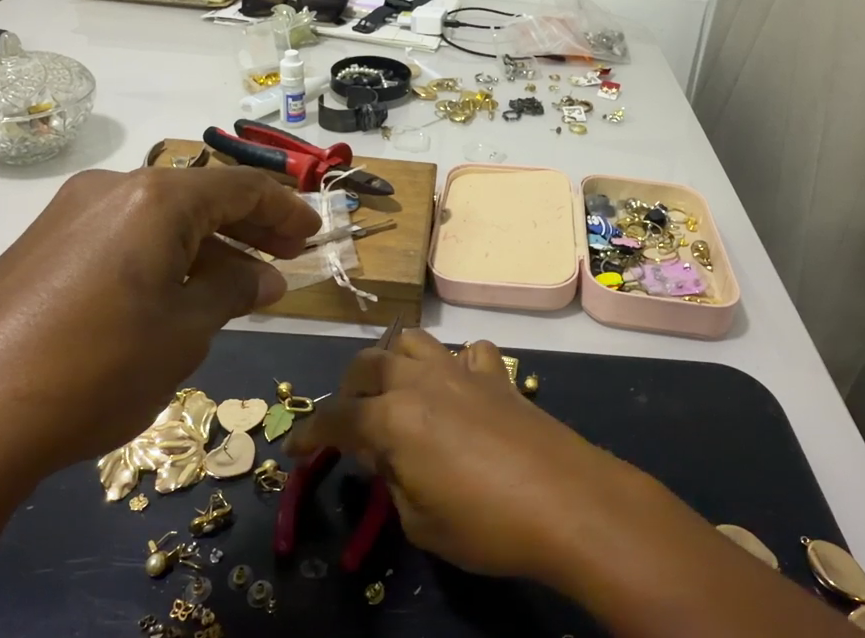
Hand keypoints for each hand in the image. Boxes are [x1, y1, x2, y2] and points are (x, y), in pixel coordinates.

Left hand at [0, 165, 319, 472]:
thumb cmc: (99, 367)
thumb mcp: (185, 333)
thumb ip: (233, 293)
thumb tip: (266, 278)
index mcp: (156, 197)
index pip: (241, 188)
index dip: (285, 210)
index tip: (314, 234)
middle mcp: (111, 190)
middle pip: (198, 196)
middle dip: (248, 226)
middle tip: (286, 257)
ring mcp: (66, 216)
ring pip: (157, 218)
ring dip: (204, 244)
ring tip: (235, 283)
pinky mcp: (37, 248)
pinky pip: (119, 237)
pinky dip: (161, 256)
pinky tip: (173, 293)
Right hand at [287, 330, 638, 579]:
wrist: (568, 502)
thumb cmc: (485, 523)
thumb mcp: (419, 521)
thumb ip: (393, 480)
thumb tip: (388, 458)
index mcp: (391, 418)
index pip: (334, 416)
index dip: (310, 432)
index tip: (296, 448)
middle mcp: (419, 381)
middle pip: (368, 364)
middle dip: (347, 388)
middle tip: (347, 419)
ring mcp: (461, 372)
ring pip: (412, 339)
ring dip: (392, 360)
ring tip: (393, 390)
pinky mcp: (498, 376)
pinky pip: (467, 351)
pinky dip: (453, 362)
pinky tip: (457, 386)